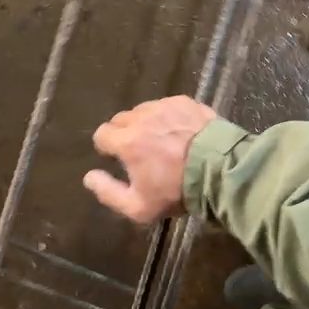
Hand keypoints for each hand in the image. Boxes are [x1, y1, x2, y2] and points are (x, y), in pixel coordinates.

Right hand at [83, 96, 217, 223]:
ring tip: (161, 140)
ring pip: (143, 110)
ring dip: (145, 123)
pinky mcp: (184, 102)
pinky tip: (179, 132)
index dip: (106, 147)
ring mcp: (164, 106)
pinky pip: (166, 105)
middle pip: (120, 119)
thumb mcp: (138, 207)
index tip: (117, 158)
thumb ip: (108, 192)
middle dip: (124, 133)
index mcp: (126, 141)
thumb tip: (88, 177)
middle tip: (139, 151)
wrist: (220, 170)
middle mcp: (141, 117)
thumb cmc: (176, 191)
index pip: (102, 134)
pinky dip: (167, 117)